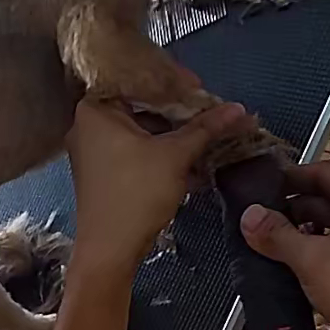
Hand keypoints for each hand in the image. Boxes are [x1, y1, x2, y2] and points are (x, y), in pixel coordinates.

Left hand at [65, 98, 253, 274]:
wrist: (111, 250)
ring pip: (146, 132)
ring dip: (178, 137)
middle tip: (211, 115)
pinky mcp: (109, 174)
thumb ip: (205, 129)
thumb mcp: (174, 156)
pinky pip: (141, 153)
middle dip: (181, 114)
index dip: (175, 81)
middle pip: (143, 106)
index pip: (139, 79)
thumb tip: (237, 109)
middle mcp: (91, 124)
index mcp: (96, 108)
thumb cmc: (135, 195)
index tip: (204, 90)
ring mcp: (99, 151)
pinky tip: (194, 162)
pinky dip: (166, 156)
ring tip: (209, 139)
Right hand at [239, 161, 329, 329]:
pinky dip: (310, 254)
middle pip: (325, 199)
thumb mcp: (313, 258)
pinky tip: (284, 265)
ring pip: (327, 228)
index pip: (325, 171)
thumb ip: (278, 235)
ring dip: (298, 234)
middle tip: (255, 218)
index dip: (292, 177)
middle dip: (291, 209)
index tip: (261, 186)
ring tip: (263, 242)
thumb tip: (248, 215)